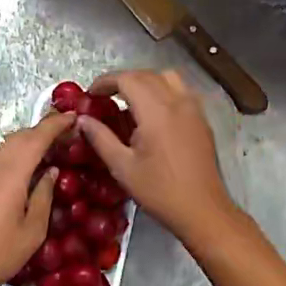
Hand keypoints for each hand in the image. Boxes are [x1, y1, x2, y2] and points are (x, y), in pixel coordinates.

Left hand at [0, 112, 74, 285]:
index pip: (36, 137)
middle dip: (42, 131)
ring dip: (26, 142)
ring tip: (46, 150)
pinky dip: (11, 153)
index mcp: (10, 173)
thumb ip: (44, 195)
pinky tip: (22, 168)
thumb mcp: (33, 230)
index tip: (73, 116)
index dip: (55, 124)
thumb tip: (50, 171)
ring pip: (4, 144)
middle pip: (18, 137)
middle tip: (65, 136)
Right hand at [76, 69, 239, 238]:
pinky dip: (162, 91)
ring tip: (128, 101)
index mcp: (156, 112)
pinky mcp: (201, 120)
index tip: (91, 94)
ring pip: (167, 78)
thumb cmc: (159, 191)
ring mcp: (193, 109)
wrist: (202, 210)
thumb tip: (82, 120)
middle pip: (147, 75)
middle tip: (104, 97)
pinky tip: (151, 115)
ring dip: (144, 82)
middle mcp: (178, 102)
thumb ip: (100, 138)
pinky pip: (180, 92)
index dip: (106, 81)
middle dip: (122, 80)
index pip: (128, 79)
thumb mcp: (122, 167)